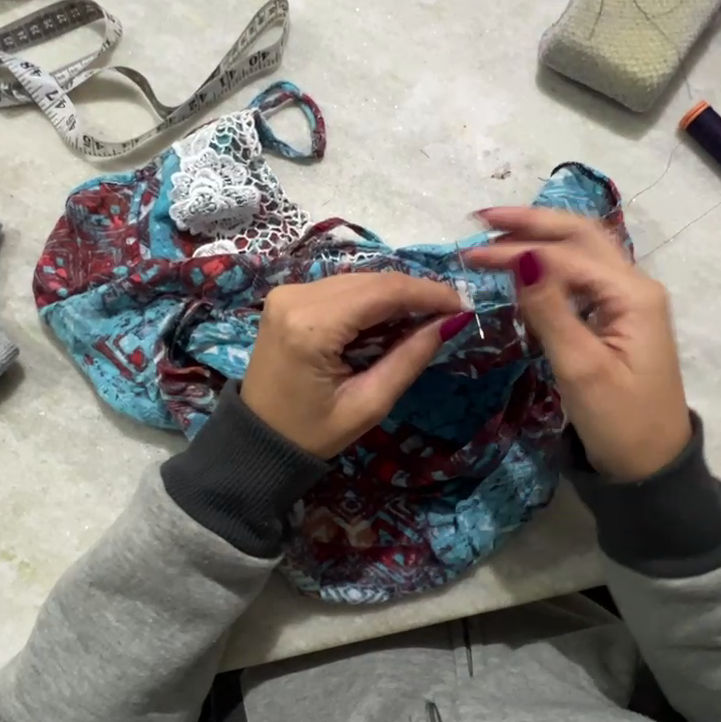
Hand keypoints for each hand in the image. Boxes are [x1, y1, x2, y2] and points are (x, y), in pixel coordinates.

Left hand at [241, 273, 469, 457]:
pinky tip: (391, 319)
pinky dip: (369, 301)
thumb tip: (450, 322)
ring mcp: (287, 294)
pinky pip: (340, 289)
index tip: (464, 303)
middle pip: (371, 280)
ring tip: (427, 317)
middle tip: (451, 312)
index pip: (383, 292)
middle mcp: (295, 297)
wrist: (256, 440)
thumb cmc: (311, 433)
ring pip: (357, 281)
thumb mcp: (367, 404)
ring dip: (393, 296)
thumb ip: (408, 359)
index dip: (428, 293)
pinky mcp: (286, 299)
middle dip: (414, 293)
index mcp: (311, 326)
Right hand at [464, 207, 691, 481]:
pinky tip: (524, 266)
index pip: (565, 255)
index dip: (515, 249)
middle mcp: (634, 286)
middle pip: (581, 235)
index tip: (467, 256)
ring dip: (541, 237)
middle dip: (531, 223)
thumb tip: (520, 258)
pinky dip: (549, 263)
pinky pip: (581, 277)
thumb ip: (550, 310)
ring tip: (496, 234)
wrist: (652, 466)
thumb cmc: (618, 422)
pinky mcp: (617, 319)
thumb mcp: (580, 368)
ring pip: (582, 252)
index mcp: (631, 294)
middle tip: (481, 219)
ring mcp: (628, 302)